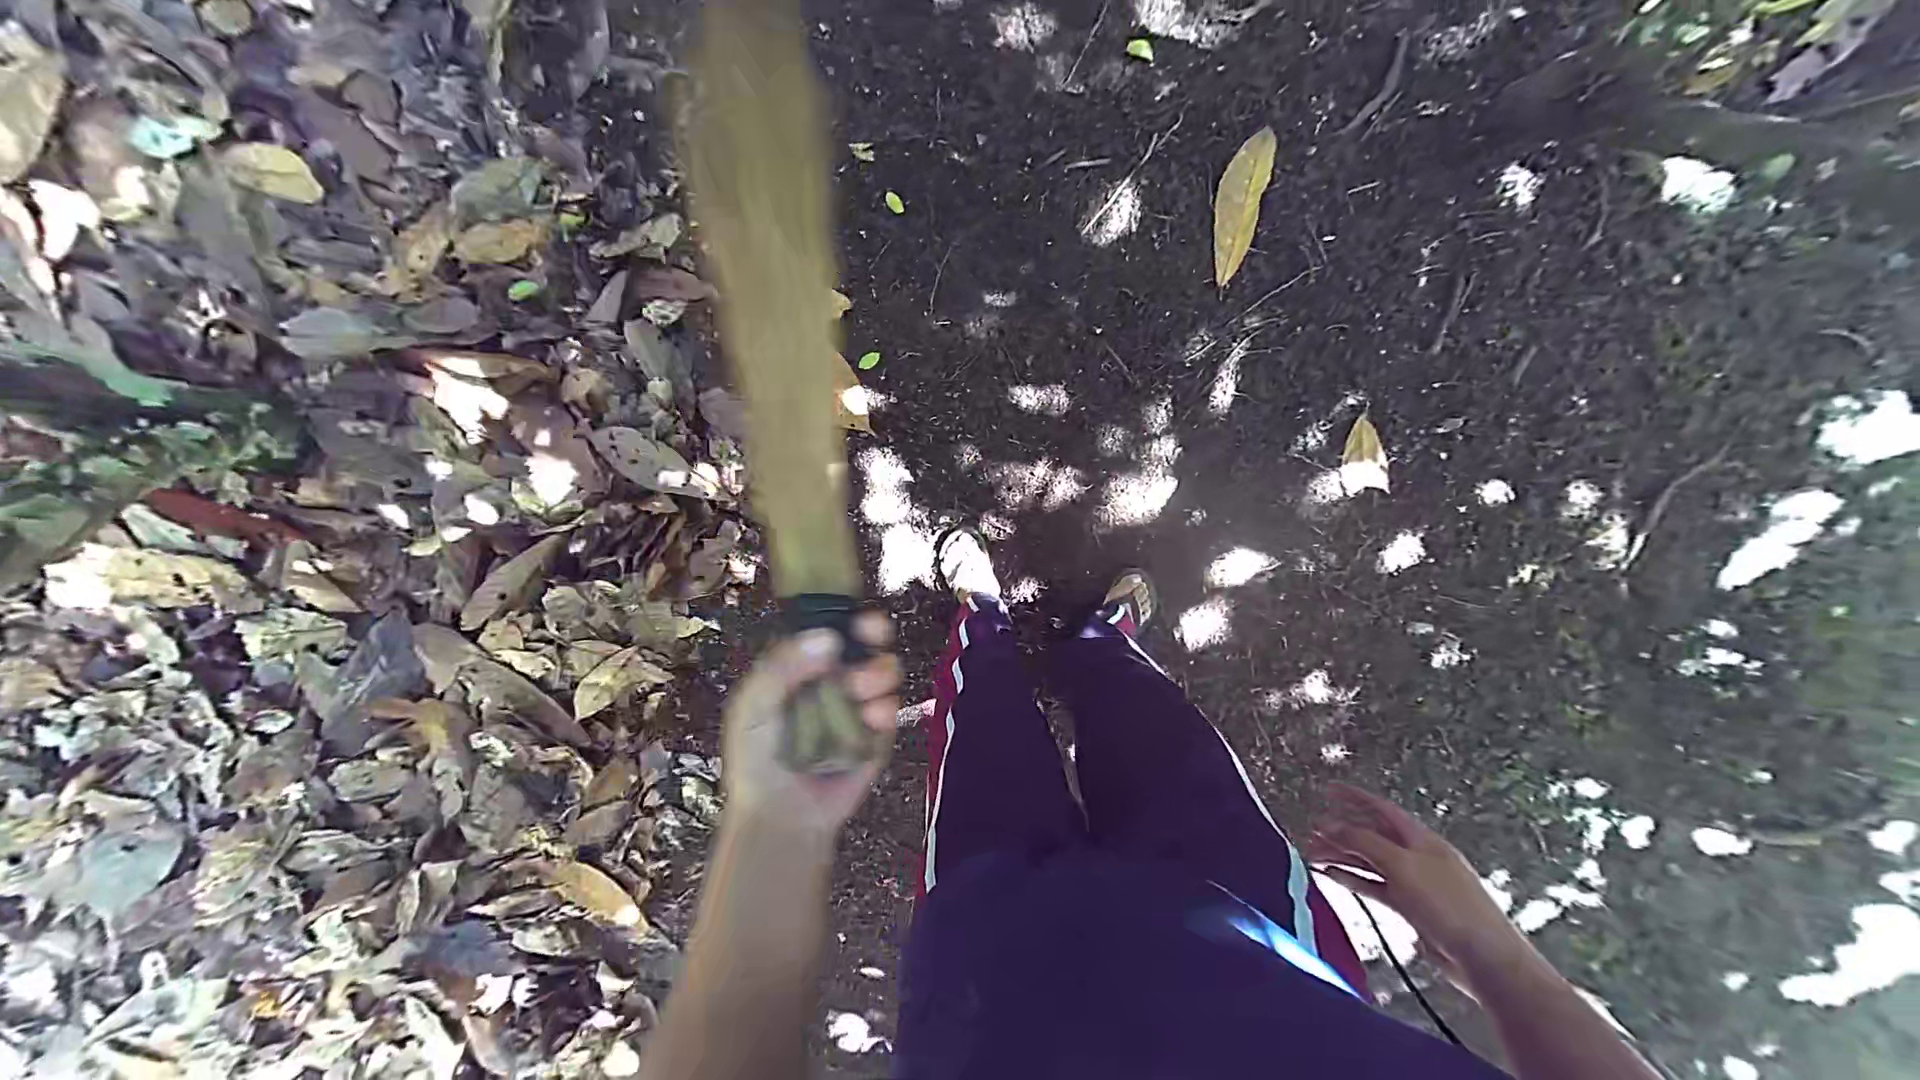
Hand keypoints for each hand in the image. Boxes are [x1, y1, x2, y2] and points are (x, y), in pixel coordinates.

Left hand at [720, 611, 900, 837]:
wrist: (781, 816)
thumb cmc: (756, 758)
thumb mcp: (754, 707)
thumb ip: (783, 667)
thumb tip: (830, 639)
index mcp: (801, 668)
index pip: (830, 631)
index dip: (848, 619)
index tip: (861, 619)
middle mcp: (832, 681)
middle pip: (864, 644)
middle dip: (875, 636)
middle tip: (877, 637)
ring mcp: (857, 707)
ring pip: (883, 672)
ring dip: (880, 673)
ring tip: (864, 691)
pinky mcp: (876, 736)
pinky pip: (890, 712)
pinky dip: (887, 710)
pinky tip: (874, 718)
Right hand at [1307, 783, 1533, 997]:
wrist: (1485, 959)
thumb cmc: (1451, 905)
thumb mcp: (1401, 864)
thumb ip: (1363, 840)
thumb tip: (1331, 825)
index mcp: (1420, 839)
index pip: (1381, 808)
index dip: (1354, 797)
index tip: (1329, 789)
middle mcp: (1416, 857)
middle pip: (1371, 835)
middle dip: (1340, 830)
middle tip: (1312, 829)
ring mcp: (1413, 882)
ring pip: (1368, 861)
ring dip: (1341, 855)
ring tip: (1312, 853)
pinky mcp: (1410, 907)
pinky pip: (1372, 885)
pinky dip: (1351, 878)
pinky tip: (1331, 875)